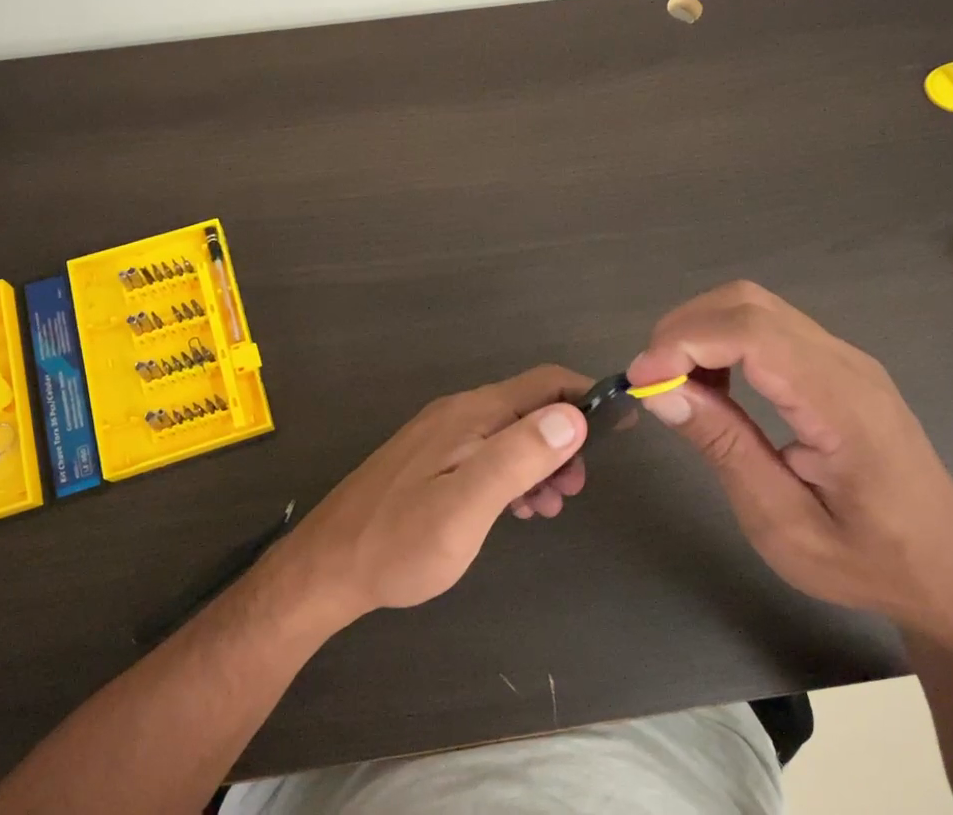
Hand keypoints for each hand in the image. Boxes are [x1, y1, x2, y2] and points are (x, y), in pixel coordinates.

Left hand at [278, 366, 589, 623]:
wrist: (328, 568)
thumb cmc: (401, 543)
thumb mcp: (467, 506)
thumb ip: (518, 458)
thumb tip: (573, 415)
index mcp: (470, 416)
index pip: (543, 383)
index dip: (588, 398)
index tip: (623, 430)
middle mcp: (455, 416)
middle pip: (528, 409)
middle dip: (565, 442)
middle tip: (573, 492)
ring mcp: (438, 438)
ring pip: (508, 435)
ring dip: (540, 463)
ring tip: (548, 507)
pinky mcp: (428, 463)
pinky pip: (485, 455)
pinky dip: (512, 475)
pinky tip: (514, 509)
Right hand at [628, 282, 952, 638]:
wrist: (946, 570)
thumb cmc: (865, 561)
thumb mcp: (783, 523)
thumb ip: (724, 447)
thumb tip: (660, 390)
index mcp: (842, 405)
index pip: (753, 334)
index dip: (685, 343)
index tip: (641, 382)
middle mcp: (847, 364)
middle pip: (748, 304)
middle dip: (683, 330)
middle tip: (650, 383)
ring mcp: (847, 360)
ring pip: (755, 307)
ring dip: (699, 333)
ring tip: (673, 386)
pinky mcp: (839, 366)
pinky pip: (769, 328)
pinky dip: (722, 342)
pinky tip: (710, 386)